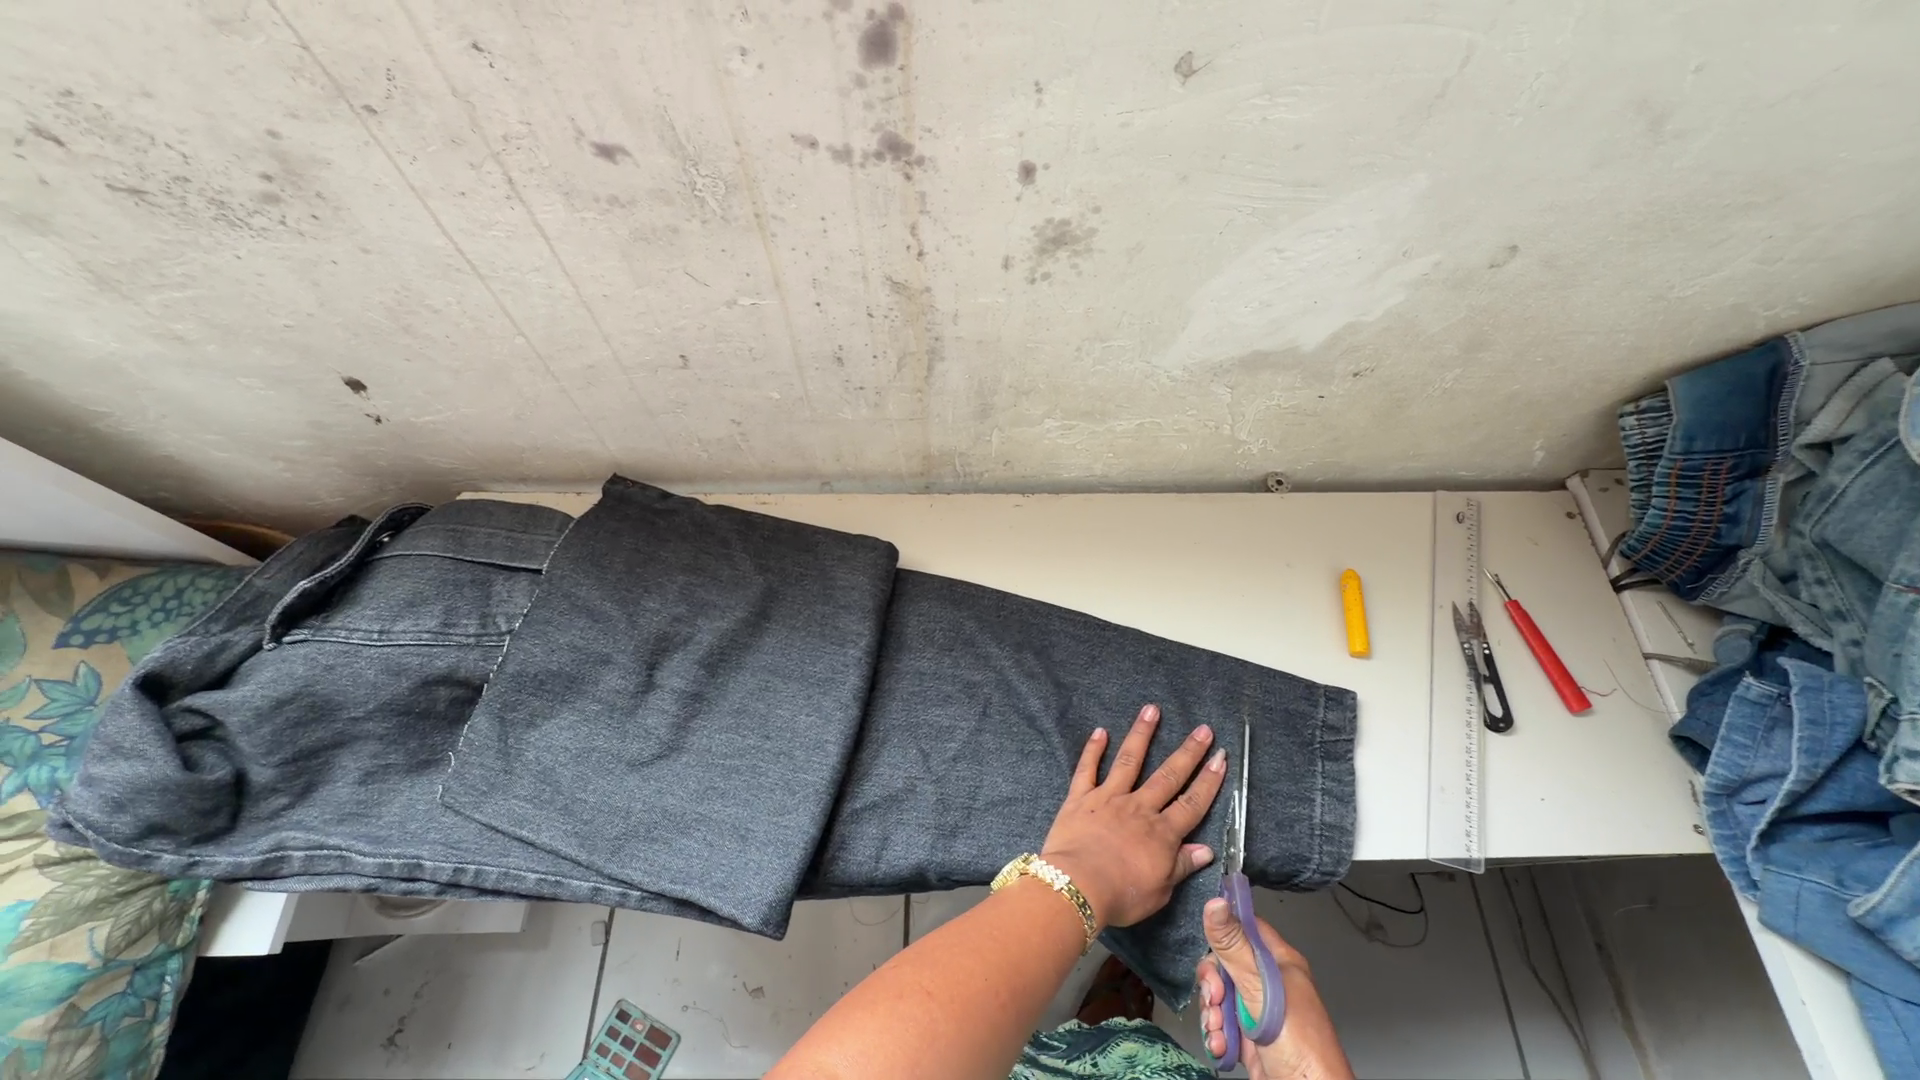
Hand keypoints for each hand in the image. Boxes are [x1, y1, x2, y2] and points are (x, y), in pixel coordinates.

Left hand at [1039, 704, 1225, 928]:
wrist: (1078, 887)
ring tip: (1152, 709)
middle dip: (1188, 752)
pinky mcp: (1080, 798)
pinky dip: (1093, 749)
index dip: (1209, 781)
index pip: (1192, 803)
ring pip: (1129, 760)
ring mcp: (1109, 798)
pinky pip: (1087, 769)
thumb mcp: (1160, 890)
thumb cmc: (1121, 895)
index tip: (1221, 758)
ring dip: (1142, 734)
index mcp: (1162, 833)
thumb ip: (1181, 866)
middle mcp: (1139, 808)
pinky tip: (1100, 731)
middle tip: (1202, 729)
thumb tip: (1206, 850)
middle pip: (1168, 776)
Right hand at [1196, 900, 1353, 1079]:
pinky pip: (1221, 1022)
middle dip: (1212, 984)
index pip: (1246, 928)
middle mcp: (1269, 983)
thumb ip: (1233, 946)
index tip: (1209, 948)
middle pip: (1225, 964)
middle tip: (1215, 999)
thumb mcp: (1260, 988)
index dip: (1223, 933)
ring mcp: (1258, 1011)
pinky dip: (1216, 1034)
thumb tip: (1215, 902)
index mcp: (1280, 962)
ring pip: (1219, 995)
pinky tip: (1221, 1046)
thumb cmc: (1296, 1042)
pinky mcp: (1248, 1036)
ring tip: (1218, 1031)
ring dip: (1211, 1013)